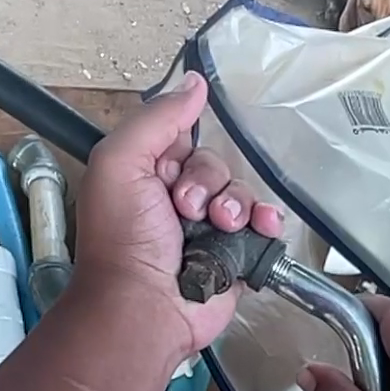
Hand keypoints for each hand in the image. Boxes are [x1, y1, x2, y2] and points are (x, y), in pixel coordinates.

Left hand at [73, 72, 283, 356]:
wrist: (144, 308)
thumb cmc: (123, 240)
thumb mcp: (121, 163)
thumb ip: (157, 120)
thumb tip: (195, 82)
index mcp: (149, 178)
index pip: (186, 144)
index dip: (187, 156)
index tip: (173, 180)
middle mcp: (179, 203)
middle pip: (218, 168)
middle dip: (211, 185)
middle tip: (190, 213)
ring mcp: (210, 233)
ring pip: (243, 196)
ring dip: (238, 206)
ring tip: (221, 228)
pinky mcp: (235, 259)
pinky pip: (263, 229)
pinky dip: (268, 223)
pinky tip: (264, 227)